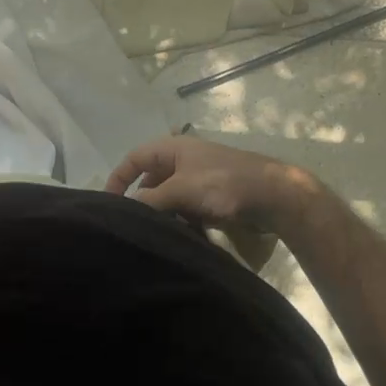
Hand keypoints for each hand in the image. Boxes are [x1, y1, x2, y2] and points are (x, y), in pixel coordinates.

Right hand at [104, 135, 337, 235]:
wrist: (276, 198)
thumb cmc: (223, 185)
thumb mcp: (180, 190)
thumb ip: (148, 200)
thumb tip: (125, 209)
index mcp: (172, 148)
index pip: (133, 159)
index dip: (118, 178)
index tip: (108, 204)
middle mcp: (183, 160)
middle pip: (150, 180)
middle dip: (142, 201)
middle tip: (134, 224)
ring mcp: (200, 180)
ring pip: (169, 198)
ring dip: (163, 214)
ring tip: (158, 234)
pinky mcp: (214, 199)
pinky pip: (187, 209)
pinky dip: (181, 221)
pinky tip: (181, 237)